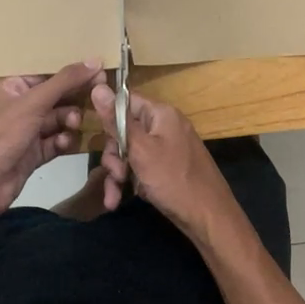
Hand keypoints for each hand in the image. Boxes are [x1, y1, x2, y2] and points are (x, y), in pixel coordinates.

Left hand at [0, 60, 103, 219]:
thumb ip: (65, 81)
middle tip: (99, 99)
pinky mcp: (33, 153)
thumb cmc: (2, 135)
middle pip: (56, 98)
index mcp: (12, 89)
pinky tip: (64, 143)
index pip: (47, 75)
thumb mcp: (34, 102)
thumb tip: (96, 60)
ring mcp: (26, 132)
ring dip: (69, 121)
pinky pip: (56, 141)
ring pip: (58, 120)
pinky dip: (63, 141)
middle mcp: (19, 107)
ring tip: (74, 124)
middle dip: (74, 100)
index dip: (72, 75)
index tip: (99, 75)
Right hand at [91, 84, 240, 241]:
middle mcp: (164, 126)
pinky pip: (139, 168)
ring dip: (117, 174)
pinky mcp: (164, 168)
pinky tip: (117, 201)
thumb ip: (118, 121)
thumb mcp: (141, 150)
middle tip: (116, 173)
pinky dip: (128, 182)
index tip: (97, 136)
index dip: (108, 116)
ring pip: (128, 153)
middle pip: (124, 130)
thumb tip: (98, 87)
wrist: (207, 216)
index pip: (126, 101)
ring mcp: (165, 148)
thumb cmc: (173, 179)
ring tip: (114, 197)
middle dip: (113, 155)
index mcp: (161, 113)